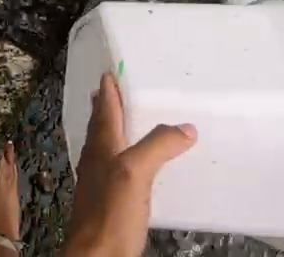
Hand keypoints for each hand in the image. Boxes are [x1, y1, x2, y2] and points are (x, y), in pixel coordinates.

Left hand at [63, 73, 196, 256]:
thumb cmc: (111, 212)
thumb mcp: (136, 173)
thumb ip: (158, 146)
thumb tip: (186, 127)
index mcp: (102, 146)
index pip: (105, 110)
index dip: (108, 90)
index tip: (110, 72)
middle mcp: (96, 159)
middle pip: (100, 125)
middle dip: (106, 108)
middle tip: (110, 91)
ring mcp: (98, 182)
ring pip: (103, 147)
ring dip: (110, 130)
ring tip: (118, 122)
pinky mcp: (105, 203)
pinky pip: (111, 170)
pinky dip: (119, 158)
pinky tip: (127, 168)